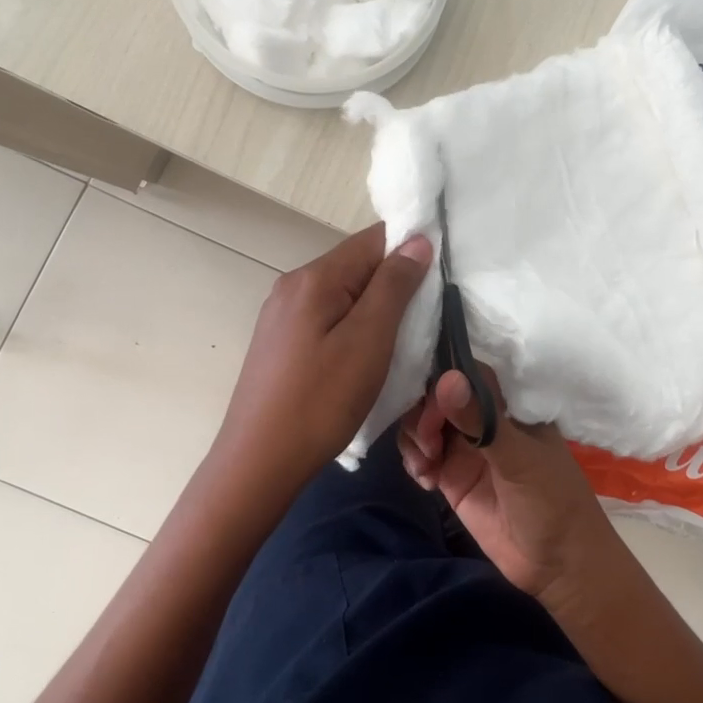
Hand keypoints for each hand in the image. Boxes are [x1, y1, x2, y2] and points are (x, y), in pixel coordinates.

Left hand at [218, 223, 430, 482]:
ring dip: (377, 310)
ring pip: (345, 295)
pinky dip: (355, 329)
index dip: (411, 250)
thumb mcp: (369, 340)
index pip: (374, 239)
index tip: (442, 280)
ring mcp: (282, 315)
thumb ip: (394, 286)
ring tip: (403, 342)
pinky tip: (367, 359)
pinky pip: (329, 319)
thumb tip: (417, 240)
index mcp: (315, 278)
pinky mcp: (281, 343)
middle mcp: (293, 286)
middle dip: (396, 284)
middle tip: (428, 319)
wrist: (259, 463)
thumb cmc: (321, 401)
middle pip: (358, 266)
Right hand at [397, 368, 616, 600]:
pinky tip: (426, 481)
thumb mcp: (519, 459)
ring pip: (424, 424)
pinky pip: (421, 456)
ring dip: (415, 438)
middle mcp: (484, 420)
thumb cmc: (553, 501)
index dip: (443, 382)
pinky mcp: (452, 478)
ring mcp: (466, 449)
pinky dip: (415, 462)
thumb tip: (448, 380)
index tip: (432, 408)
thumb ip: (482, 422)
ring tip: (426, 466)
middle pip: (438, 396)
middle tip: (429, 445)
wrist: (558, 563)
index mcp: (509, 405)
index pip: (467, 374)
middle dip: (423, 414)